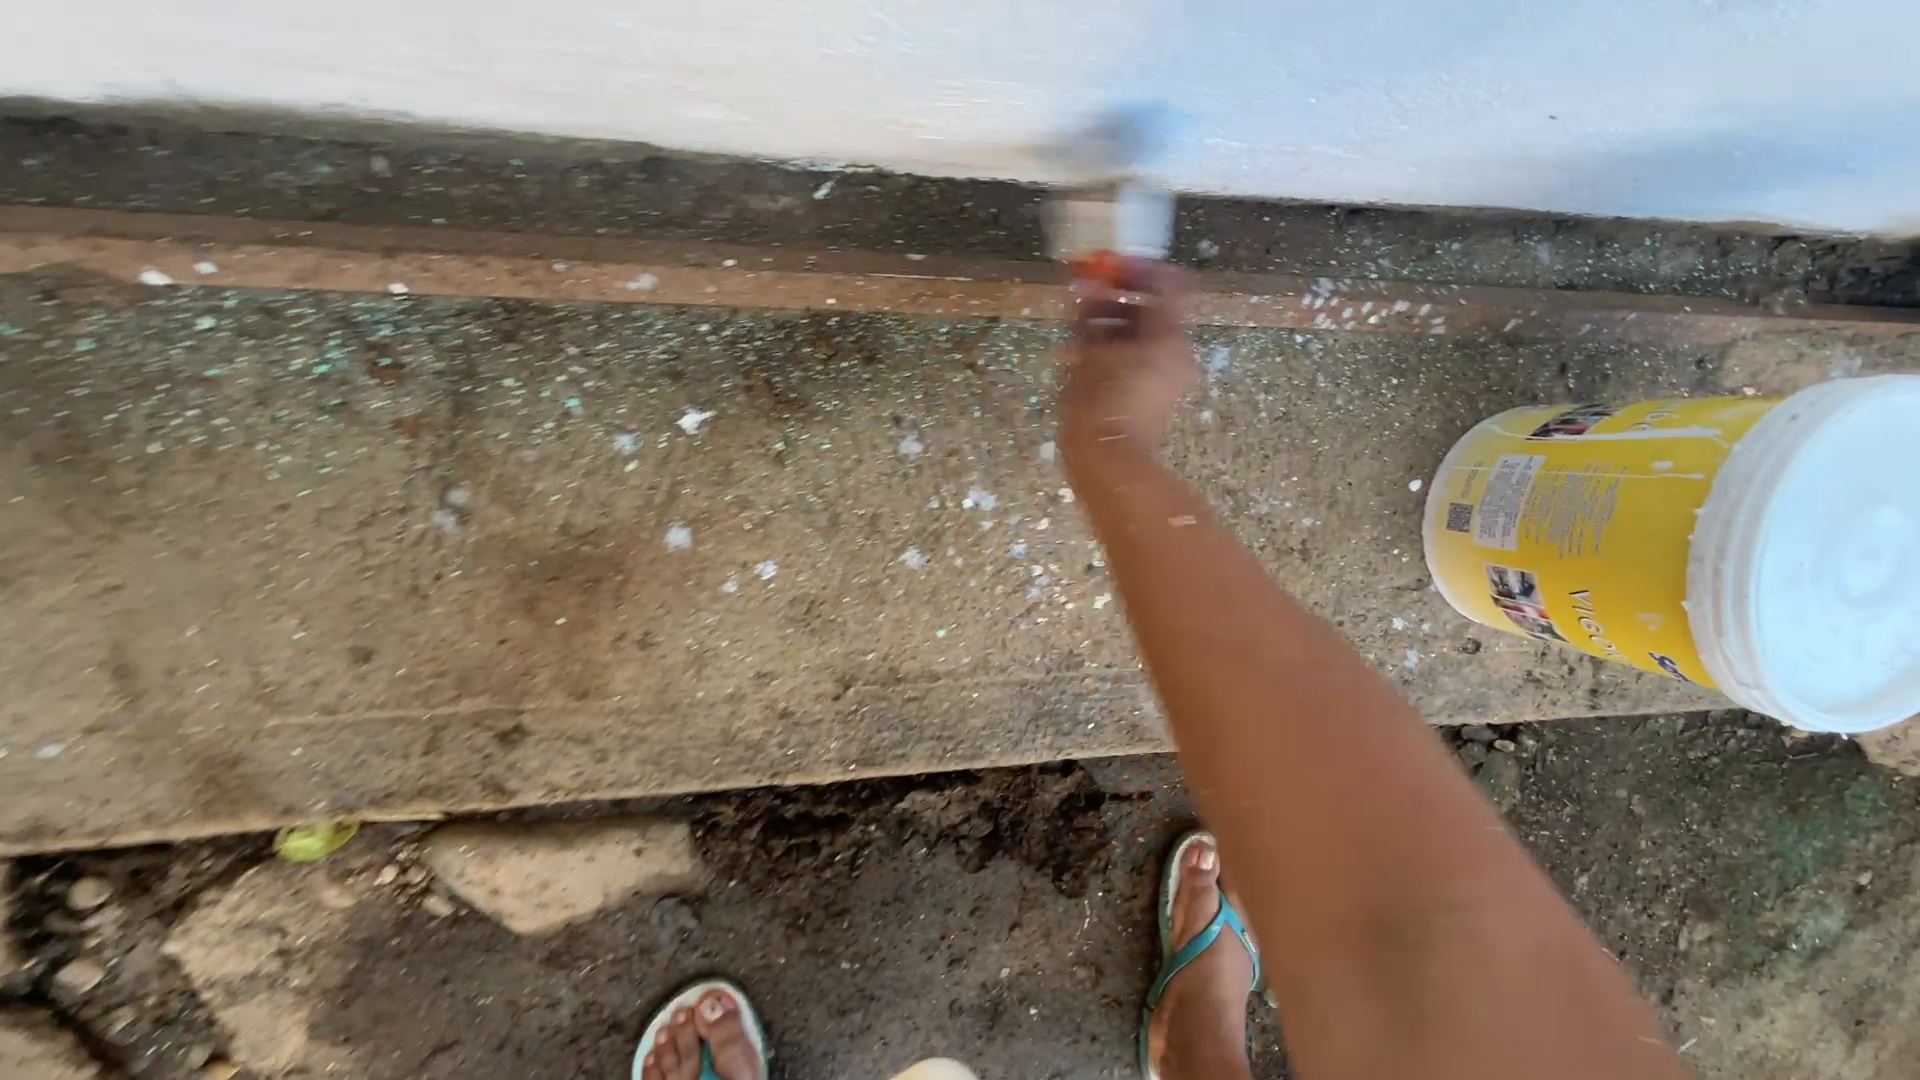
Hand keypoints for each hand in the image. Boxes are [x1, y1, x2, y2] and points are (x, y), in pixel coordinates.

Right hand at [1057, 257, 1194, 465]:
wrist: (1110, 464)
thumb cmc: (1100, 405)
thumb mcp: (1089, 354)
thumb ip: (1089, 314)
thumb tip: (1087, 285)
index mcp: (1169, 337)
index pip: (1165, 282)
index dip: (1136, 269)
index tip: (1105, 268)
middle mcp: (1176, 354)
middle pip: (1149, 311)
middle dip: (1113, 302)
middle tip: (1080, 299)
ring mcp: (1167, 378)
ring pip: (1139, 338)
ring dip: (1107, 329)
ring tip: (1071, 334)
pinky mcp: (1153, 398)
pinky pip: (1136, 362)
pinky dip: (1112, 355)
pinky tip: (1078, 359)